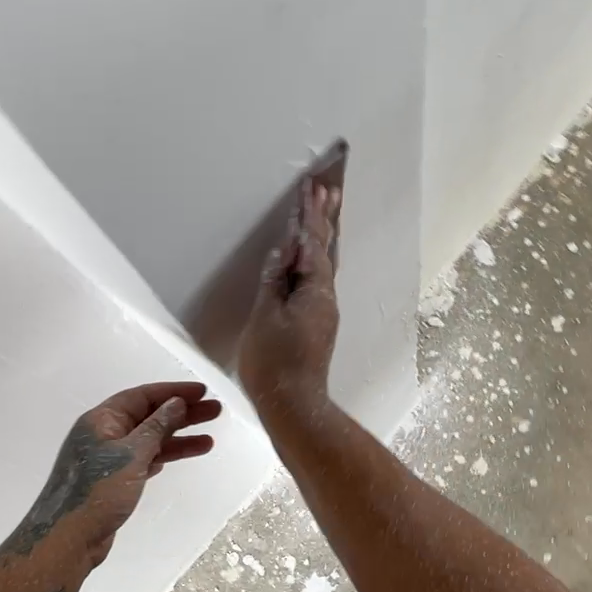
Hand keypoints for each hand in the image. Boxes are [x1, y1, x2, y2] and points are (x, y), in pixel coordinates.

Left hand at [2, 382, 221, 562]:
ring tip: (210, 440)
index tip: (203, 392)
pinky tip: (185, 455)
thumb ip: (156, 427)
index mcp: (102, 420)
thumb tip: (176, 404)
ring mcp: (109, 458)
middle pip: (150, 416)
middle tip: (216, 412)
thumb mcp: (131, 455)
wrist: (69, 540)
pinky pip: (146, 459)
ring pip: (150, 440)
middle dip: (183, 414)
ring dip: (179, 438)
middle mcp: (105, 434)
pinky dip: (166, 456)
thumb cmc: (98, 491)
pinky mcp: (115, 480)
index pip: (143, 396)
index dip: (174, 392)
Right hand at [238, 177, 341, 421]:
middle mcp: (326, 298)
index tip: (312, 187)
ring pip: (323, 266)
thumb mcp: (265, 316)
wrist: (293, 404)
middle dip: (323, 219)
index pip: (312, 243)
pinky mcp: (317, 325)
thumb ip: (273, 280)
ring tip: (324, 213)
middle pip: (325, 250)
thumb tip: (282, 252)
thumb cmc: (274, 362)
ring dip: (321, 238)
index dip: (309, 215)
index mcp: (314, 291)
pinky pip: (318, 281)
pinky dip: (315, 261)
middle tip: (326, 190)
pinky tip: (310, 260)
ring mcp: (324, 312)